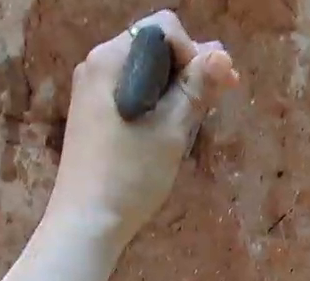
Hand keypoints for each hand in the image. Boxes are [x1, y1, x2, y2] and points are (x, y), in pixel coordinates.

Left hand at [48, 10, 239, 240]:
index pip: (164, 30)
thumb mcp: (171, 130)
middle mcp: (98, 65)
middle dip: (188, 72)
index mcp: (112, 59)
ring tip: (190, 125)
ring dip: (174, 91)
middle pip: (154, 49)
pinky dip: (156, 105)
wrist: (88, 221)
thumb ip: (195, 89)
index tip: (215, 90)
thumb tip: (222, 54)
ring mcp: (92, 90)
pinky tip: (167, 133)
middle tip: (212, 107)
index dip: (196, 54)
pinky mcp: (93, 114)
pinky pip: (132, 93)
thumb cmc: (130, 176)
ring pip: (145, 73)